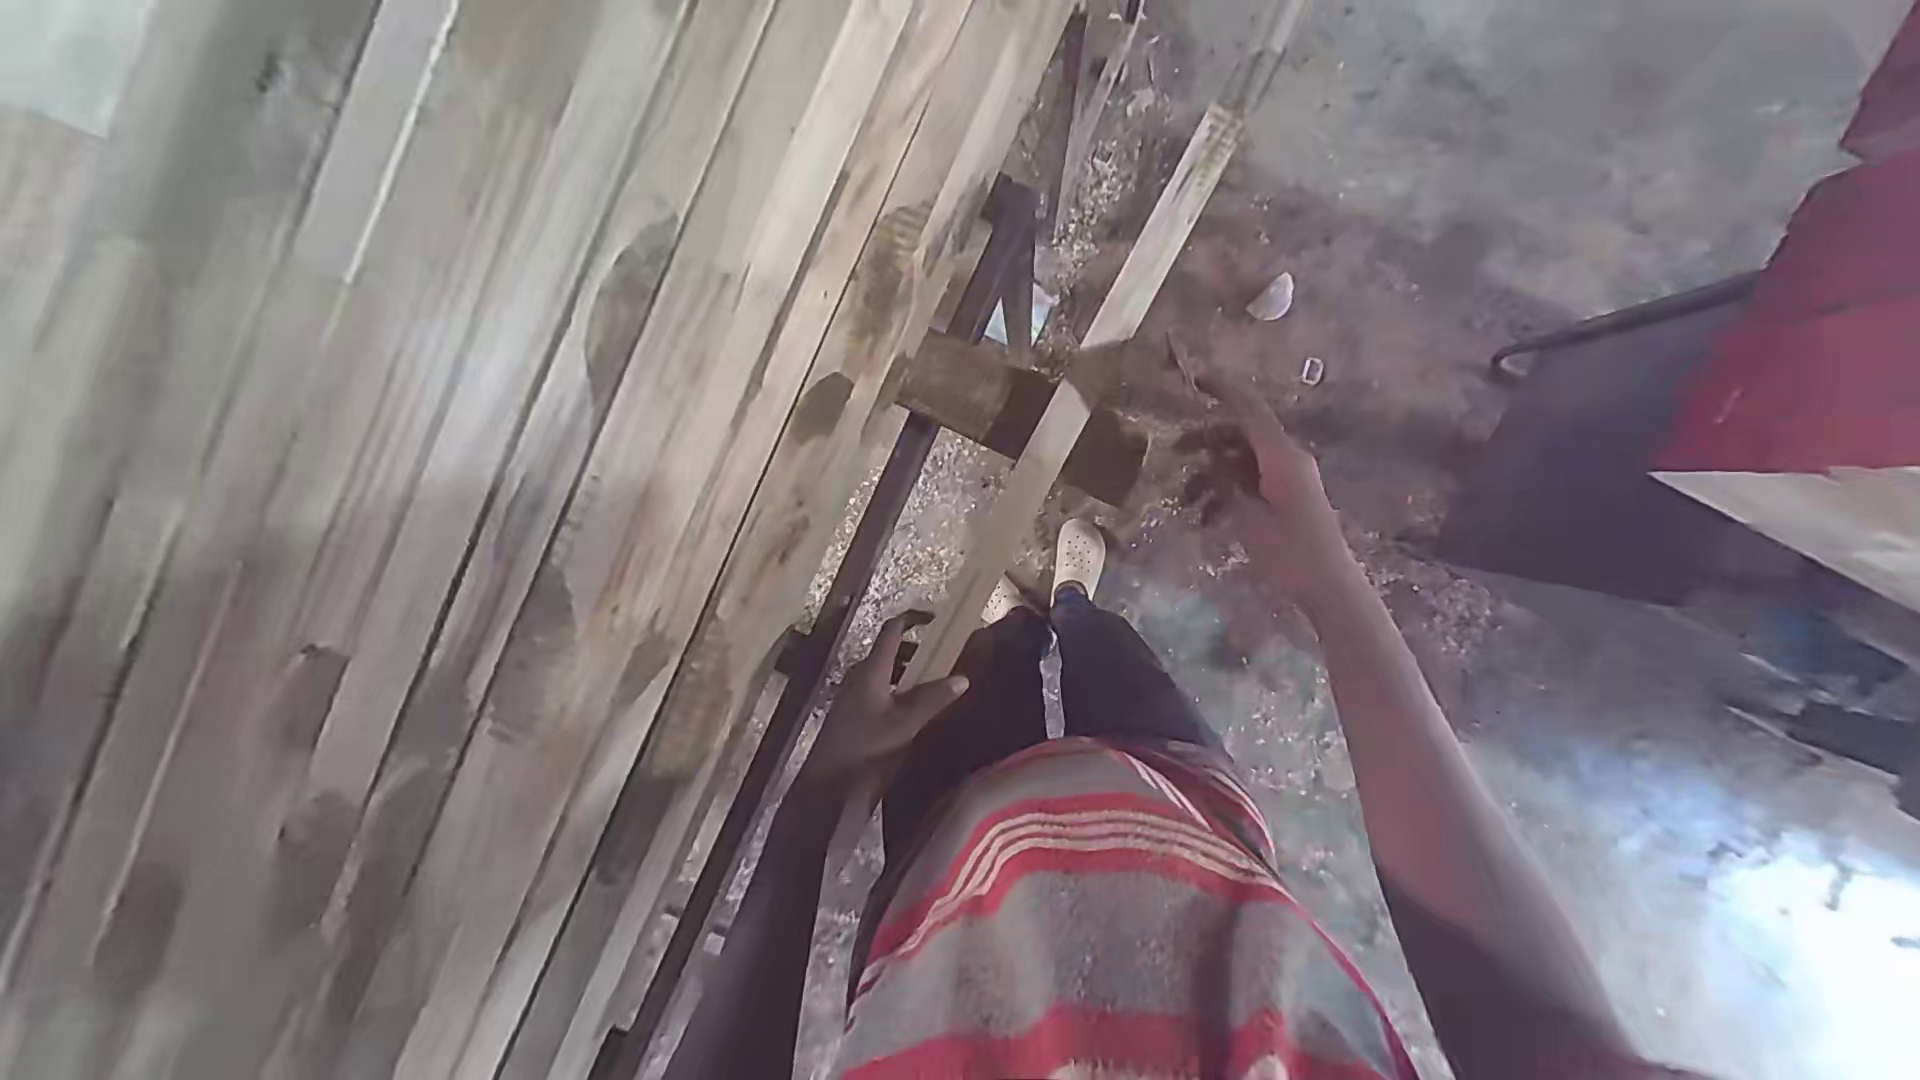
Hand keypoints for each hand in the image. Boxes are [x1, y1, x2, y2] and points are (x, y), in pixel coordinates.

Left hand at [797, 612, 968, 807]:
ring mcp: (854, 692)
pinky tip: (915, 707)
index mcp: (872, 670)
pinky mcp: (853, 710)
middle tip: (946, 656)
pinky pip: (881, 686)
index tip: (938, 620)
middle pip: (891, 649)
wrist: (826, 785)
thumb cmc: (865, 749)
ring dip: (911, 669)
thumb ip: (933, 699)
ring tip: (936, 681)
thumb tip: (962, 678)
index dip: (914, 619)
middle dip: (919, 648)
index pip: (892, 630)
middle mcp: (861, 674)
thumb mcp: (905, 725)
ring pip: (887, 669)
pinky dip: (901, 687)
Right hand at [1180, 376, 1361, 606]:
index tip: (1194, 380)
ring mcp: (1288, 479)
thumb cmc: (1291, 554)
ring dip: (1211, 475)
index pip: (1249, 411)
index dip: (1223, 391)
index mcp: (1282, 458)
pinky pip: (1250, 482)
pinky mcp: (1286, 498)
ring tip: (1185, 501)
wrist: (1330, 589)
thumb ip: (1227, 484)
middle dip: (1206, 442)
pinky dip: (1226, 493)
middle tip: (1174, 453)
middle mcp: (1287, 460)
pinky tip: (1206, 518)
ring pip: (1241, 461)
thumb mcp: (1249, 519)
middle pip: (1241, 435)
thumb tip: (1210, 459)